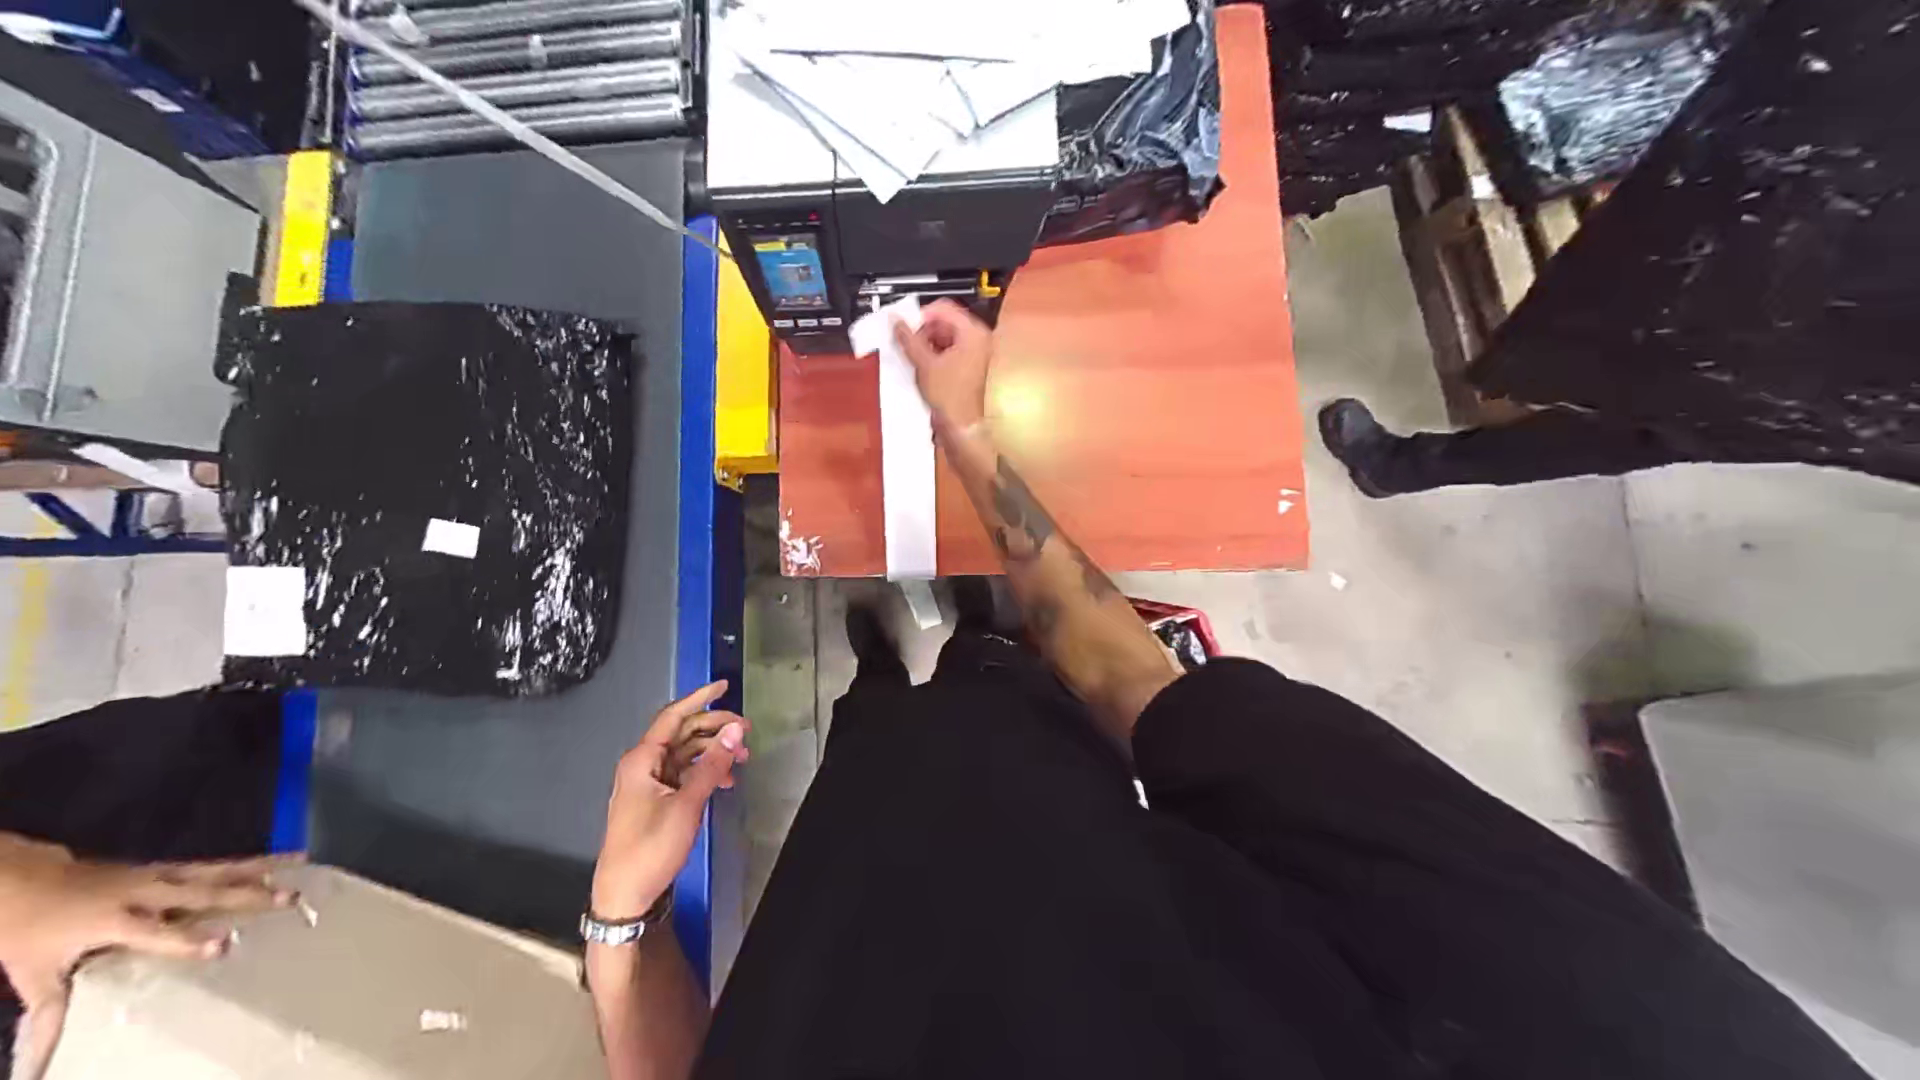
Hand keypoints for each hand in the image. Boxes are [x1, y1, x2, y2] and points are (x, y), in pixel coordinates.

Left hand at [0, 833, 293, 1078]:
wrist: (20, 883)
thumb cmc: (29, 932)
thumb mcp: (34, 973)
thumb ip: (50, 1010)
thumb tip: (38, 1065)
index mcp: (114, 920)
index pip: (157, 932)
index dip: (188, 940)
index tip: (224, 947)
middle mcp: (148, 893)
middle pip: (205, 894)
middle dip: (247, 897)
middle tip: (289, 899)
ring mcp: (163, 875)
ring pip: (220, 870)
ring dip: (263, 868)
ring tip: (302, 863)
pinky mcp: (171, 866)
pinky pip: (218, 864)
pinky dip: (253, 861)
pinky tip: (284, 857)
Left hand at [591, 680, 749, 920]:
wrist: (624, 896)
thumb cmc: (650, 848)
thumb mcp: (687, 804)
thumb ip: (713, 764)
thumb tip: (736, 730)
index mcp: (642, 759)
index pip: (674, 716)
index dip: (700, 697)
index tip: (724, 686)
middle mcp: (643, 765)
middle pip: (682, 732)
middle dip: (715, 727)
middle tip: (746, 730)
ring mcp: (649, 782)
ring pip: (686, 752)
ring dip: (714, 751)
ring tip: (743, 757)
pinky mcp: (656, 799)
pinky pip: (684, 772)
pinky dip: (706, 770)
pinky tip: (726, 780)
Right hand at [893, 299, 992, 432]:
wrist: (961, 426)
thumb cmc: (953, 399)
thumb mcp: (924, 363)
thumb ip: (908, 339)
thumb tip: (896, 322)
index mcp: (973, 333)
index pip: (942, 308)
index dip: (920, 314)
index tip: (905, 323)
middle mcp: (977, 340)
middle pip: (943, 323)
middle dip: (922, 331)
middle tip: (905, 340)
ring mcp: (974, 355)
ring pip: (944, 338)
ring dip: (925, 344)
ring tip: (912, 356)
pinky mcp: (967, 368)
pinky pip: (947, 352)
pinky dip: (933, 355)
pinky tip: (921, 366)